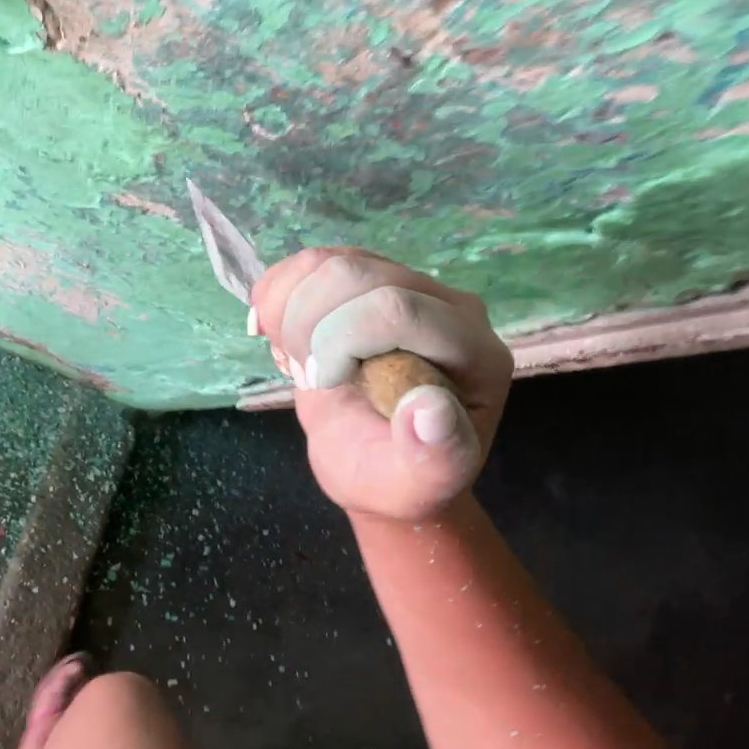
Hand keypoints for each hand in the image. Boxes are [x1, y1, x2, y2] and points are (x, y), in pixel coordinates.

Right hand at [250, 248, 512, 522]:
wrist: (370, 459)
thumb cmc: (395, 476)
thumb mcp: (417, 485)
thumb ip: (435, 455)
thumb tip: (431, 409)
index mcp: (473, 350)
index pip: (394, 307)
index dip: (337, 339)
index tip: (321, 384)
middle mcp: (444, 304)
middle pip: (350, 274)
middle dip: (306, 327)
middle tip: (308, 377)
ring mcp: (400, 283)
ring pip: (322, 263)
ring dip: (286, 314)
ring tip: (297, 360)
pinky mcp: (360, 278)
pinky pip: (304, 263)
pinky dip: (275, 297)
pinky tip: (283, 338)